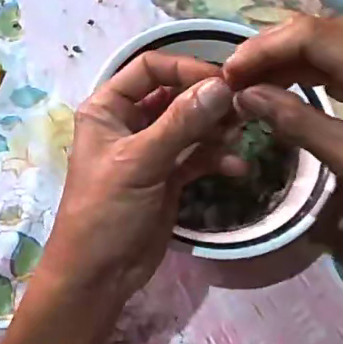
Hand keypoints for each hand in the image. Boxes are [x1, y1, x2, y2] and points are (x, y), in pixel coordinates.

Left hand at [28, 52, 237, 323]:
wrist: (99, 275)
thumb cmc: (106, 211)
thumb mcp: (140, 162)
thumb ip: (180, 123)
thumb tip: (221, 86)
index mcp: (107, 108)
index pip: (148, 69)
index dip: (184, 68)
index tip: (222, 81)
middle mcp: (128, 122)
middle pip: (174, 94)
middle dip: (207, 99)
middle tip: (243, 107)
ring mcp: (151, 149)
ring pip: (190, 124)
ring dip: (216, 127)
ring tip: (241, 134)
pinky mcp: (168, 176)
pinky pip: (197, 155)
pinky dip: (216, 157)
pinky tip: (236, 167)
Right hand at [221, 17, 342, 222]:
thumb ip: (294, 121)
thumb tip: (242, 97)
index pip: (308, 36)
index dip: (262, 51)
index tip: (229, 75)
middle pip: (310, 28)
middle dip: (265, 51)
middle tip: (230, 79)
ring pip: (317, 36)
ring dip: (279, 57)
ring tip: (245, 82)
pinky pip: (330, 50)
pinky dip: (298, 64)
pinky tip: (274, 83)